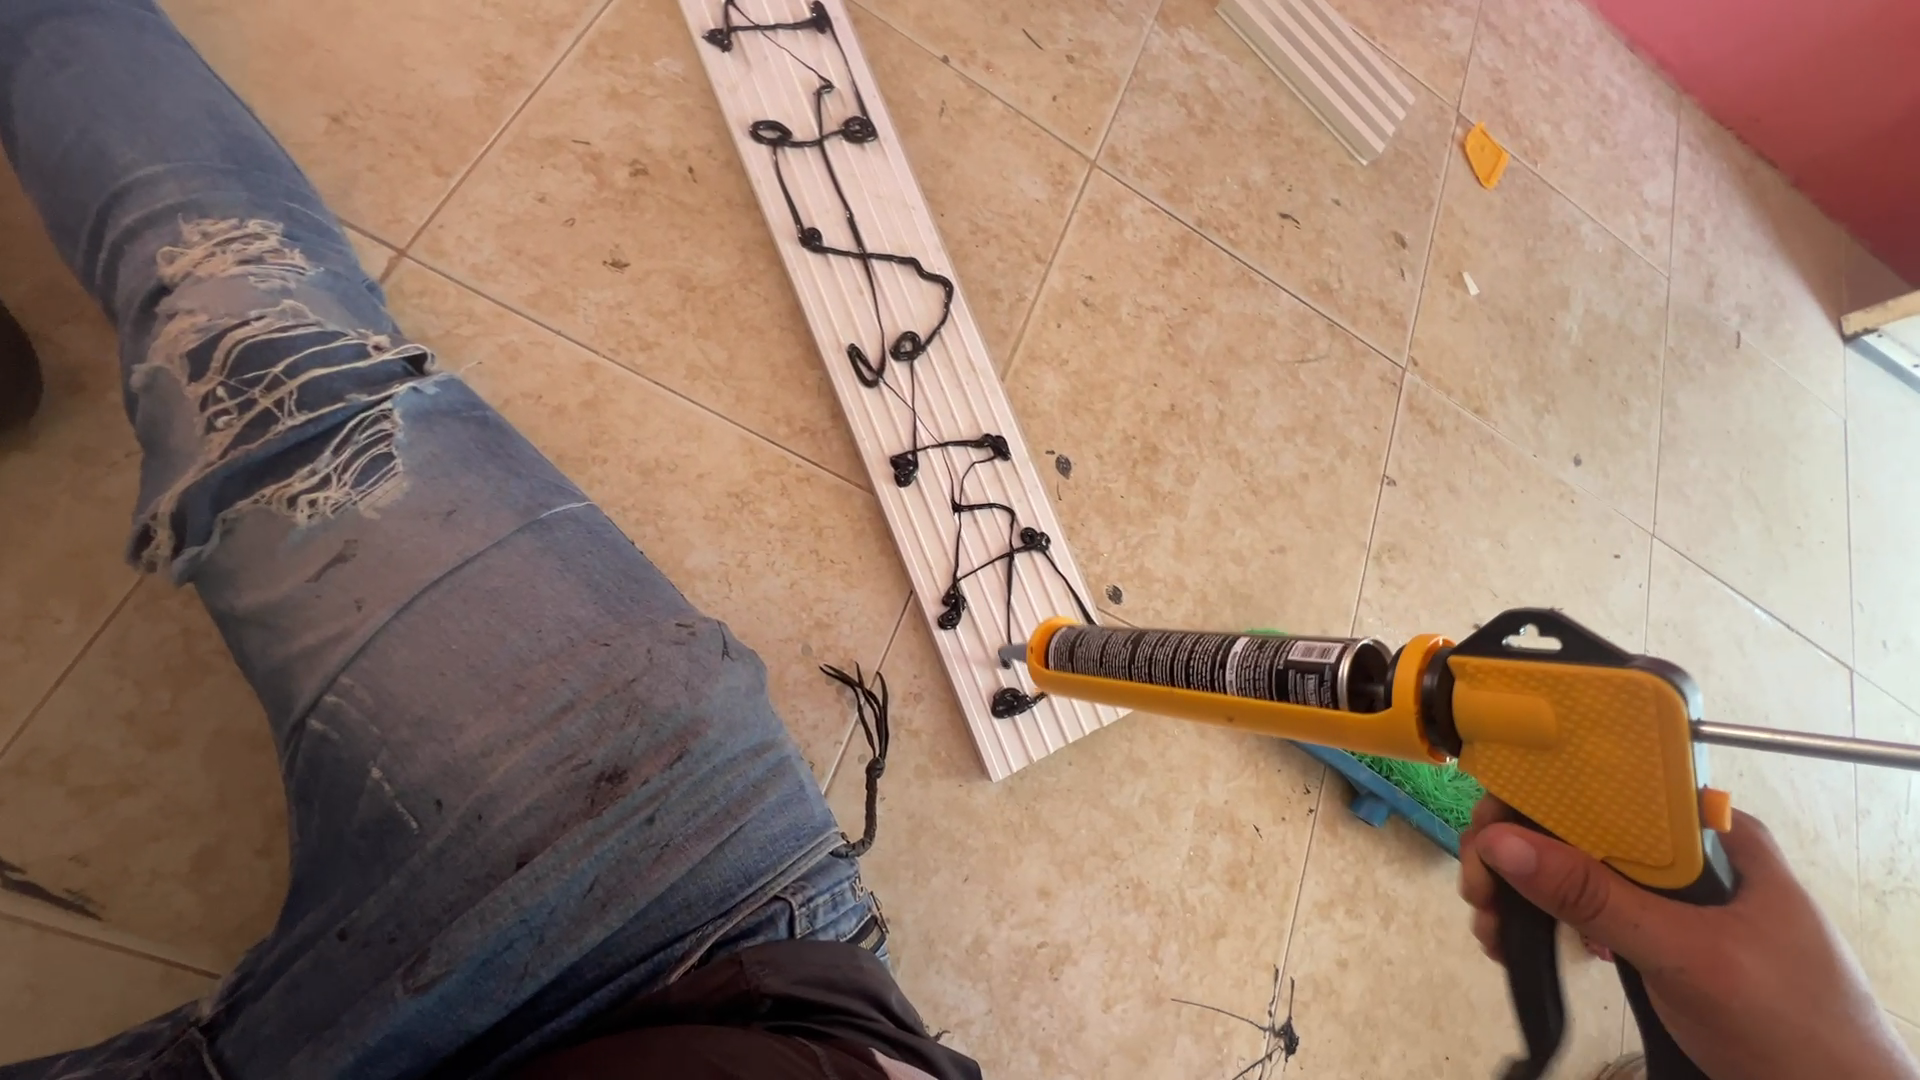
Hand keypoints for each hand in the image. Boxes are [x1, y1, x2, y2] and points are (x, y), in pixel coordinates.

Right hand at [1459, 799, 1919, 1079]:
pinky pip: (1574, 902)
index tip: (1488, 838)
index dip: (1529, 800)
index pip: (1598, 788)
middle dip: (1510, 856)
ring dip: (1513, 890)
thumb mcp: (1687, 956)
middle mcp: (1677, 849)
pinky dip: (1533, 916)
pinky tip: (1512, 938)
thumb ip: (1593, 897)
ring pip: (1563, 864)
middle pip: (1568, 826)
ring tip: (1490, 927)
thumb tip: (1496, 841)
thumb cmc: (1789, 1028)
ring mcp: (1660, 890)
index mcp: (1706, 832)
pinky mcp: (1646, 925)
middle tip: (1479, 894)